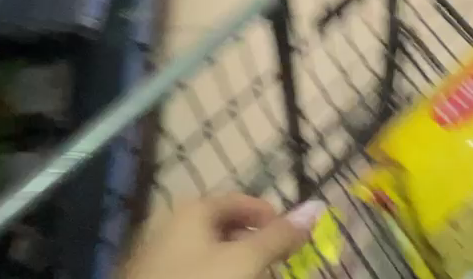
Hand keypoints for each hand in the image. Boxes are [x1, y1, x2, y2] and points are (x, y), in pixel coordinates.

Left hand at [123, 195, 323, 278]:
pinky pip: (190, 273)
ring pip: (207, 256)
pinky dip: (211, 277)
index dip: (271, 220)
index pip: (242, 202)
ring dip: (234, 268)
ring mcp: (155, 257)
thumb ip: (279, 237)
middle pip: (224, 229)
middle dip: (253, 249)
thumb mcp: (244, 264)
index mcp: (192, 209)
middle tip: (273, 270)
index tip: (291, 244)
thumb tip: (316, 205)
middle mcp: (171, 224)